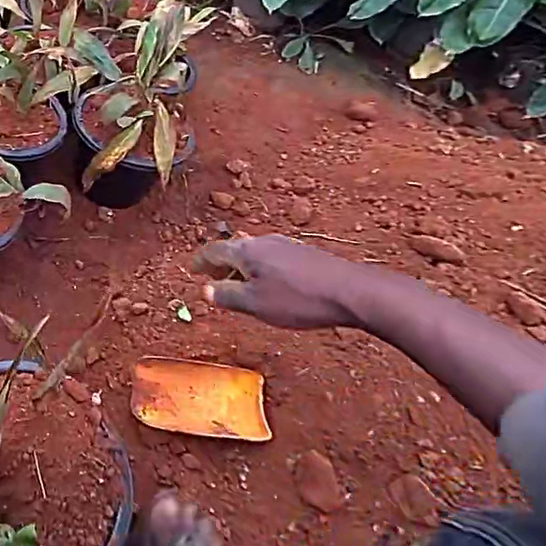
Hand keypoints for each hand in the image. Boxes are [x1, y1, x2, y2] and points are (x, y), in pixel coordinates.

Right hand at [190, 235, 399, 330]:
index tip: (192, 268)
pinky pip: (272, 257)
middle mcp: (264, 241)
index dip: (201, 261)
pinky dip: (262, 268)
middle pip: (234, 249)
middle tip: (212, 278)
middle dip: (221, 264)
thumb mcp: (255, 304)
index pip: (214, 251)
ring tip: (240, 283)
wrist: (353, 292)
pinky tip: (270, 284)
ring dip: (242, 267)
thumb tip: (206, 290)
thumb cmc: (300, 299)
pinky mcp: (305, 254)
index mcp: (246, 250)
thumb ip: (228, 296)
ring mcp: (287, 245)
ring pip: (255, 253)